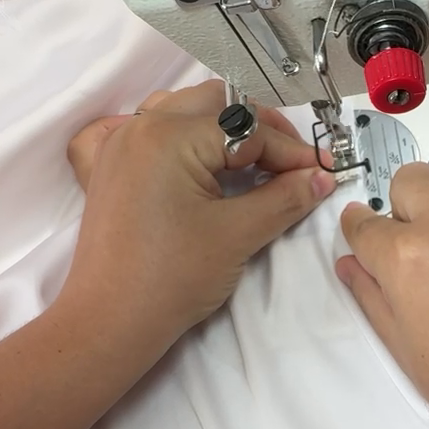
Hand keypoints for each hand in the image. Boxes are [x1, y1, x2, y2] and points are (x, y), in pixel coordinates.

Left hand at [55, 81, 334, 353]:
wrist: (112, 322)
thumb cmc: (173, 278)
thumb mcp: (238, 235)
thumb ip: (285, 199)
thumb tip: (321, 177)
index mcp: (170, 136)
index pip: (247, 128)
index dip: (290, 150)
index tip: (321, 172)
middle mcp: (140, 128)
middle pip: (213, 106)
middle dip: (259, 131)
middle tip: (291, 165)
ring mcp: (117, 147)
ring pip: (179, 112)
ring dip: (219, 130)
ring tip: (249, 165)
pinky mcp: (107, 172)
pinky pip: (139, 133)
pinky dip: (168, 135)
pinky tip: (182, 154)